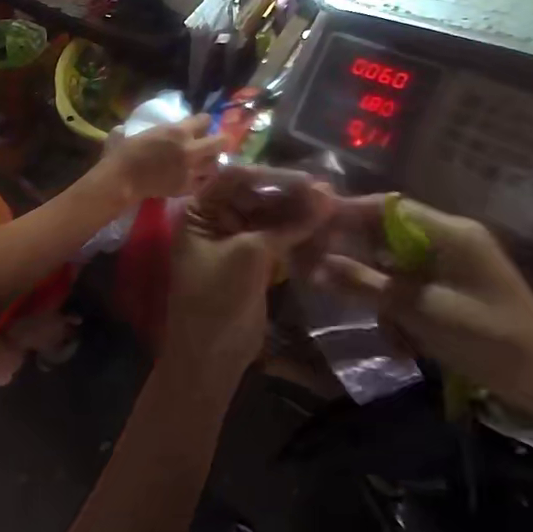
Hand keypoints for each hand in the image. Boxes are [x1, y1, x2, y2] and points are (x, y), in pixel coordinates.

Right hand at [102, 114, 225, 201]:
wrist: (122, 179)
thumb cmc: (124, 152)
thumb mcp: (138, 132)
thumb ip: (145, 128)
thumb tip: (127, 128)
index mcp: (178, 130)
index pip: (205, 120)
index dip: (204, 121)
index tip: (201, 124)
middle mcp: (190, 149)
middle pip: (220, 142)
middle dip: (219, 140)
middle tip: (213, 143)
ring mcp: (190, 170)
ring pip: (214, 164)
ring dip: (211, 161)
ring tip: (204, 162)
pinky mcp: (186, 187)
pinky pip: (203, 183)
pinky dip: (202, 180)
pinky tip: (196, 178)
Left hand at [163, 166, 332, 379]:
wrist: (212, 355)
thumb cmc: (217, 297)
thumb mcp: (250, 254)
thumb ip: (288, 224)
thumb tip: (326, 195)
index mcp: (200, 210)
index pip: (235, 179)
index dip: (271, 176)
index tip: (307, 181)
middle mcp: (216, 218)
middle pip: (256, 195)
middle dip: (290, 194)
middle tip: (327, 193)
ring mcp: (236, 238)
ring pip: (271, 215)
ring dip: (299, 212)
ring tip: (332, 207)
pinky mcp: (255, 258)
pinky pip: (279, 236)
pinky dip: (299, 232)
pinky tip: (324, 226)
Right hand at [315, 197, 532, 428]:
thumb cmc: (489, 341)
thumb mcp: (420, 312)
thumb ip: (366, 284)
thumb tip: (315, 265)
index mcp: (450, 232)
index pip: (386, 207)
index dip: (345, 213)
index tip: (309, 229)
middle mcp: (452, 239)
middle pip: (389, 235)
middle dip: (361, 262)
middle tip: (327, 280)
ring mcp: (458, 265)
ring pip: (398, 266)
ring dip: (384, 296)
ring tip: (391, 335)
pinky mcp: (459, 289)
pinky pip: (416, 287)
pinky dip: (403, 310)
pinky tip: (406, 343)